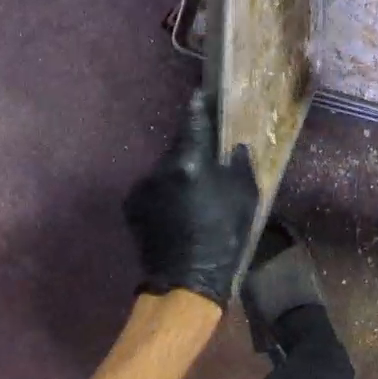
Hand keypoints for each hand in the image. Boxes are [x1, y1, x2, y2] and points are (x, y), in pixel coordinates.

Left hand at [123, 90, 258, 305]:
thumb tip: (234, 146)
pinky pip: (154, 187)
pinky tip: (179, 206)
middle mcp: (160, 167)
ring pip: (165, 167)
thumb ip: (238, 163)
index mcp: (189, 161)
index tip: (202, 94)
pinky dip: (166, 189)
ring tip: (194, 189)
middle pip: (178, 146)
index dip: (199, 106)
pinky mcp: (133, 206)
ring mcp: (143, 187)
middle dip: (191, 148)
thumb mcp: (244, 196)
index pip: (192, 121)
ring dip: (178, 171)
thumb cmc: (223, 236)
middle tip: (207, 157)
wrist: (186, 283)